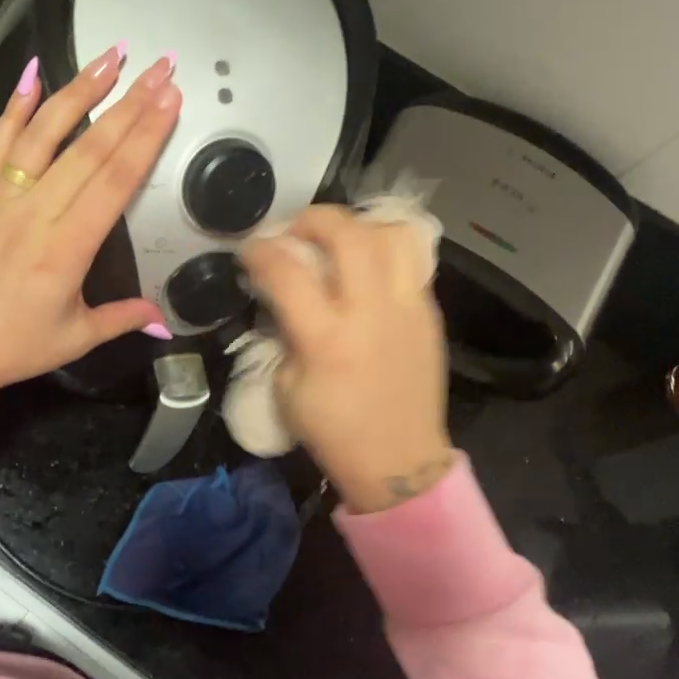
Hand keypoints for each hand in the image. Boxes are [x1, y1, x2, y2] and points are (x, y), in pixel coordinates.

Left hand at [0, 47, 182, 399]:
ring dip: (77, 90)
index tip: (170, 99)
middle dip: (129, 102)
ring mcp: (2, 199)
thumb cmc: (12, 346)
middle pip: (89, 147)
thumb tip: (162, 317)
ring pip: (43, 134)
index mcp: (68, 248)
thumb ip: (121, 318)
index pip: (116, 179)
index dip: (146, 135)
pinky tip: (31, 75)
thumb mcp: (74, 338)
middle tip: (160, 66)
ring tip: (109, 56)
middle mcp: (36, 212)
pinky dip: (13, 109)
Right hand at [239, 206, 454, 512]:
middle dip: (312, 219)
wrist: (398, 459)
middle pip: (348, 234)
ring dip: (357, 226)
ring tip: (337, 239)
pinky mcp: (429, 312)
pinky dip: (383, 249)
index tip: (248, 249)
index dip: (260, 251)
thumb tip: (283, 298)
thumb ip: (285, 333)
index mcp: (327, 339)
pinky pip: (411, 259)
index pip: (287, 272)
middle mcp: (371, 313)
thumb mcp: (286, 386)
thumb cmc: (332, 431)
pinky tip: (364, 266)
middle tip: (293, 230)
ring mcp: (407, 308)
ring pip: (391, 235)